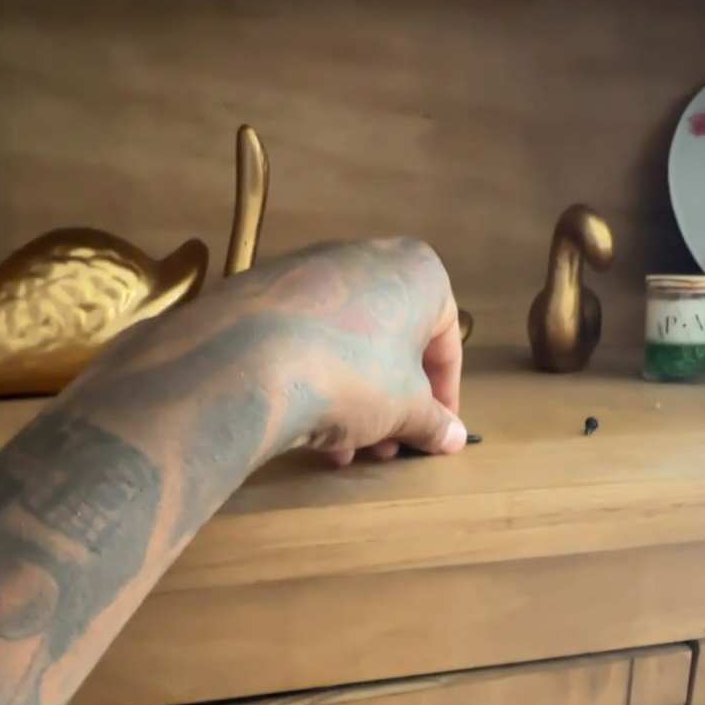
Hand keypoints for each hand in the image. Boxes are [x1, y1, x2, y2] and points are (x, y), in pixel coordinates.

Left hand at [240, 238, 467, 465]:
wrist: (249, 362)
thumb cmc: (353, 376)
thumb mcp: (405, 409)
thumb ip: (434, 423)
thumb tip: (455, 437)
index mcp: (418, 272)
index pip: (446, 343)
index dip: (445, 397)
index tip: (436, 433)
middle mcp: (368, 256)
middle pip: (394, 343)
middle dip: (394, 403)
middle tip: (388, 446)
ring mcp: (311, 269)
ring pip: (350, 345)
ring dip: (357, 401)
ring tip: (348, 448)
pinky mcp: (265, 290)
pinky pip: (308, 339)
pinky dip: (317, 381)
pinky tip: (308, 426)